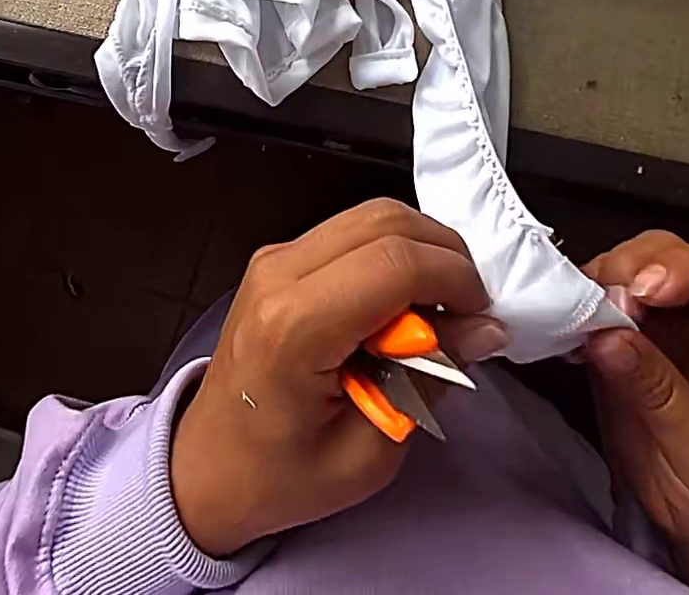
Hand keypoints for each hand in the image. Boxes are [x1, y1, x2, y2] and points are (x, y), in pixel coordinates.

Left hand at [169, 199, 507, 555]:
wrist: (204, 467)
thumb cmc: (277, 474)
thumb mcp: (369, 453)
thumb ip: (431, 378)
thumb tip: (484, 329)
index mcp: (294, 328)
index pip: (396, 264)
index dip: (454, 279)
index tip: (479, 314)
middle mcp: (280, 274)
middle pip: (388, 222)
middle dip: (446, 254)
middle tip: (465, 305)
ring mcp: (278, 256)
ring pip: (376, 214)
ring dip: (424, 246)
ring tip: (438, 300)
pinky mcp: (283, 254)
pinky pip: (357, 227)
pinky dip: (397, 248)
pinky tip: (404, 293)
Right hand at [583, 232, 688, 594]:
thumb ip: (662, 395)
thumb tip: (609, 336)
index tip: (652, 287)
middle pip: (677, 258)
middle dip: (639, 267)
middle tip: (613, 299)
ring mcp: (672, 334)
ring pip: (633, 274)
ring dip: (604, 282)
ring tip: (586, 312)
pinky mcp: (632, 351)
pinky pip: (603, 311)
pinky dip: (582, 310)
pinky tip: (571, 327)